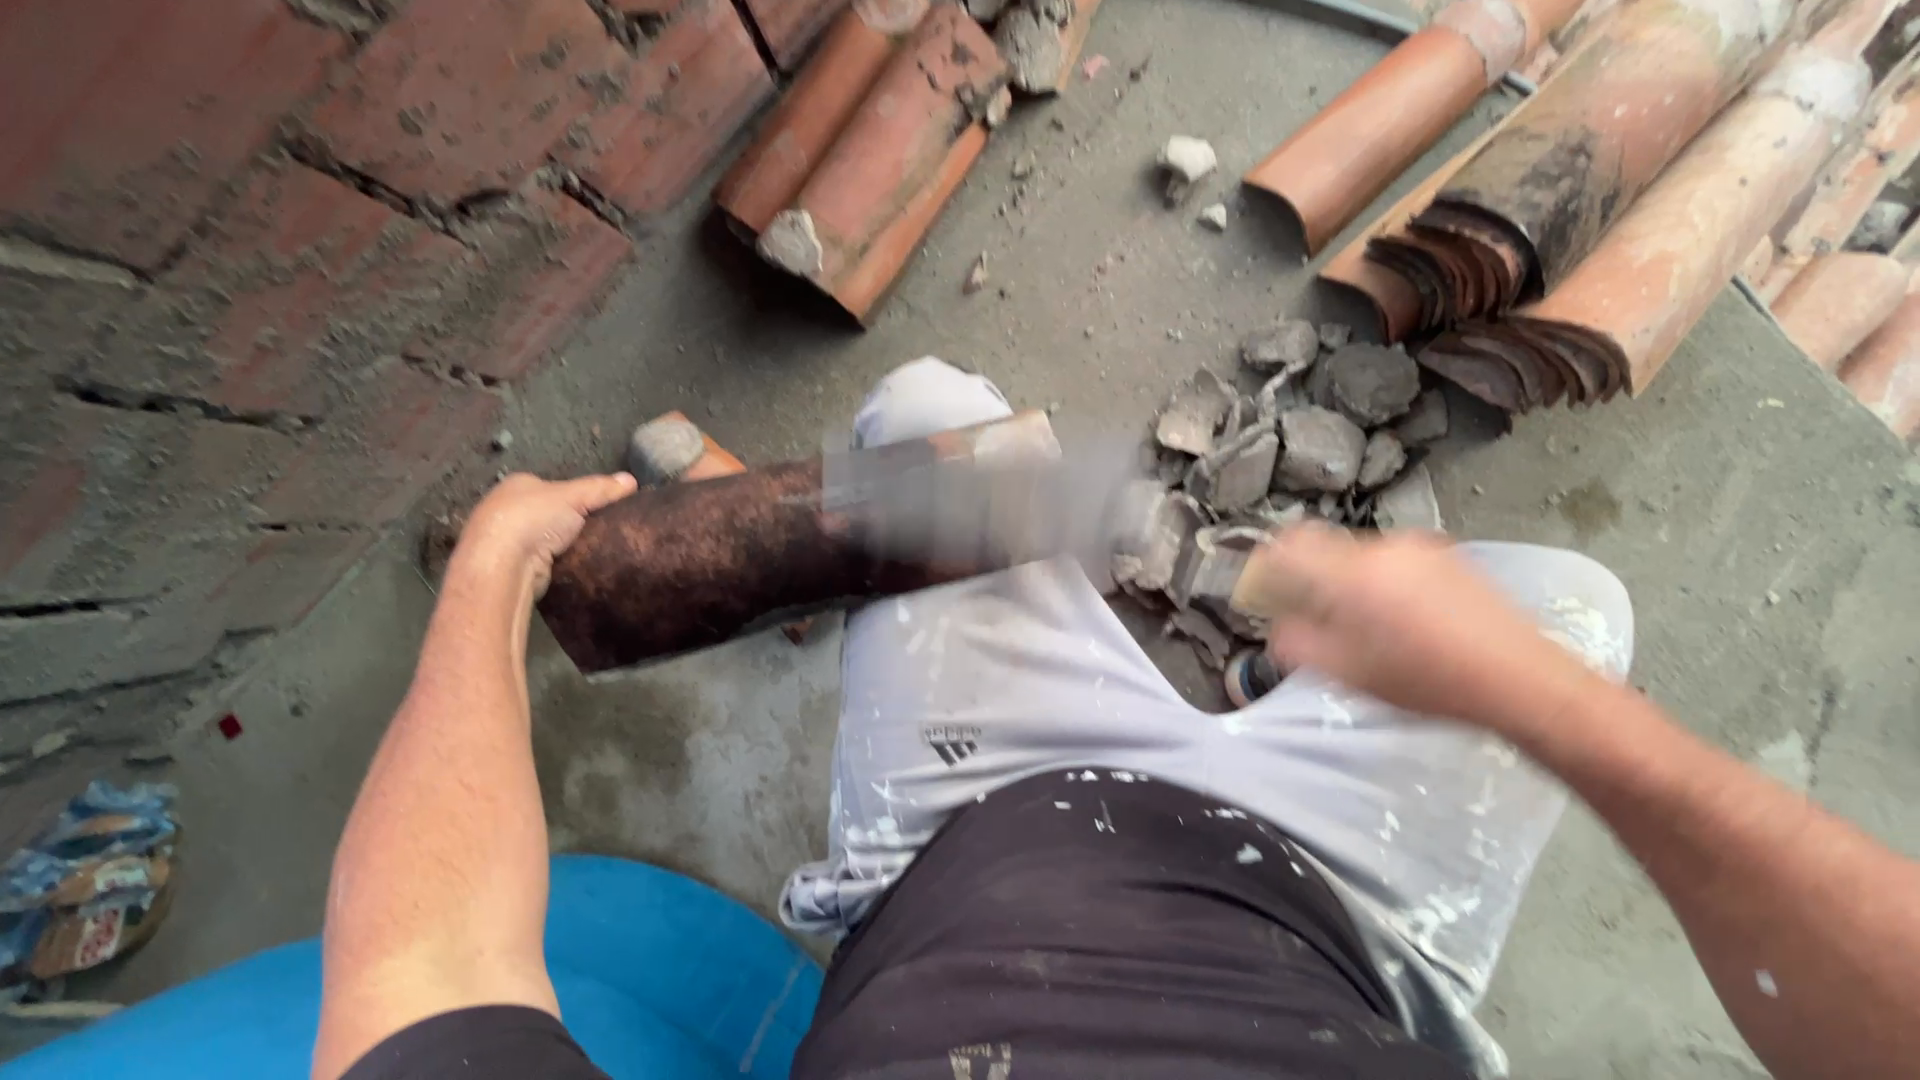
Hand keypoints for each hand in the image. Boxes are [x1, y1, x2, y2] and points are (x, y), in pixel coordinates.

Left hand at [453, 471, 637, 595]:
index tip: (604, 507)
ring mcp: (508, 539)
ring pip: (551, 538)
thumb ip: (601, 488)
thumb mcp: (574, 496)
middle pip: (555, 512)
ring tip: (598, 548)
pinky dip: (562, 561)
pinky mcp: (513, 565)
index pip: (556, 486)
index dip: (581, 495)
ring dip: (570, 543)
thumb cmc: (532, 518)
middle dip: (576, 521)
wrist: (502, 564)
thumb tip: (631, 480)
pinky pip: (547, 560)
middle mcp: (507, 508)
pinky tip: (579, 564)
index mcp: (518, 484)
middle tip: (605, 529)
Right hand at [1254, 524, 1600, 733]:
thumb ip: (1299, 644)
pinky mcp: (1450, 558)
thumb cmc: (1431, 683)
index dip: (1268, 560)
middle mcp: (1386, 549)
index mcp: (1355, 573)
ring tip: (1369, 631)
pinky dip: (1384, 585)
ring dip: (1351, 586)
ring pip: (1362, 559)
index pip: (1291, 543)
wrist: (1526, 682)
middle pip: (1327, 552)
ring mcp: (1423, 550)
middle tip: (1318, 623)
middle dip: (1313, 582)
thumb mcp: (1350, 674)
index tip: (1263, 585)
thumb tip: (1278, 626)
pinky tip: (1406, 624)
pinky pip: (1396, 563)